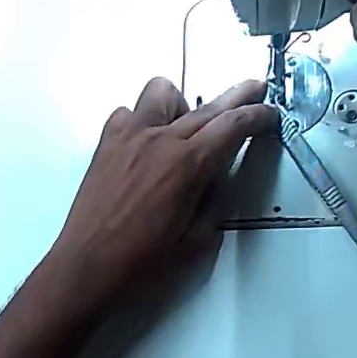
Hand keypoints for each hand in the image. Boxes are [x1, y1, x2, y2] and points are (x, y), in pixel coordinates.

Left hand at [44, 77, 274, 309]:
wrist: (87, 266)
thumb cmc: (140, 263)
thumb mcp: (195, 241)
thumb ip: (212, 203)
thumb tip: (215, 180)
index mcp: (188, 165)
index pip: (234, 125)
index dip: (258, 116)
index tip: (269, 114)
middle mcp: (160, 141)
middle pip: (208, 105)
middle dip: (238, 96)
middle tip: (254, 91)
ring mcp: (128, 137)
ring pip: (161, 92)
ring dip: (181, 103)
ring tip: (184, 125)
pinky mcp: (105, 144)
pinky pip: (127, 113)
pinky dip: (141, 119)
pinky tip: (145, 141)